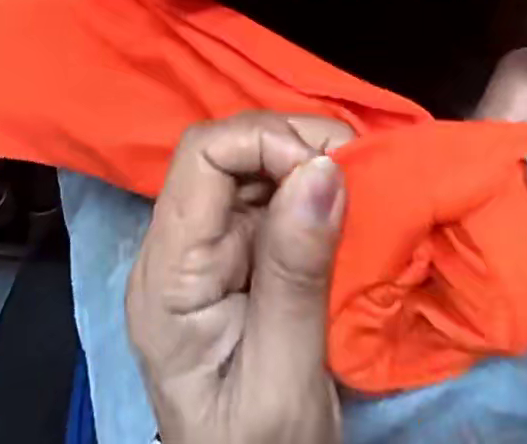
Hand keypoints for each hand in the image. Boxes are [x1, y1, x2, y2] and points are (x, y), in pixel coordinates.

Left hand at [127, 112, 351, 443]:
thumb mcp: (282, 384)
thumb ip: (295, 276)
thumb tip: (322, 170)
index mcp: (168, 275)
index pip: (201, 157)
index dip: (265, 142)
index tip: (328, 172)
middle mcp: (179, 247)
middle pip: (227, 151)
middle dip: (296, 144)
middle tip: (358, 169)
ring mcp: (210, 248)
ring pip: (252, 163)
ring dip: (309, 160)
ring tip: (358, 181)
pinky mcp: (240, 254)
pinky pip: (272, 193)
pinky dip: (312, 184)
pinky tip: (344, 199)